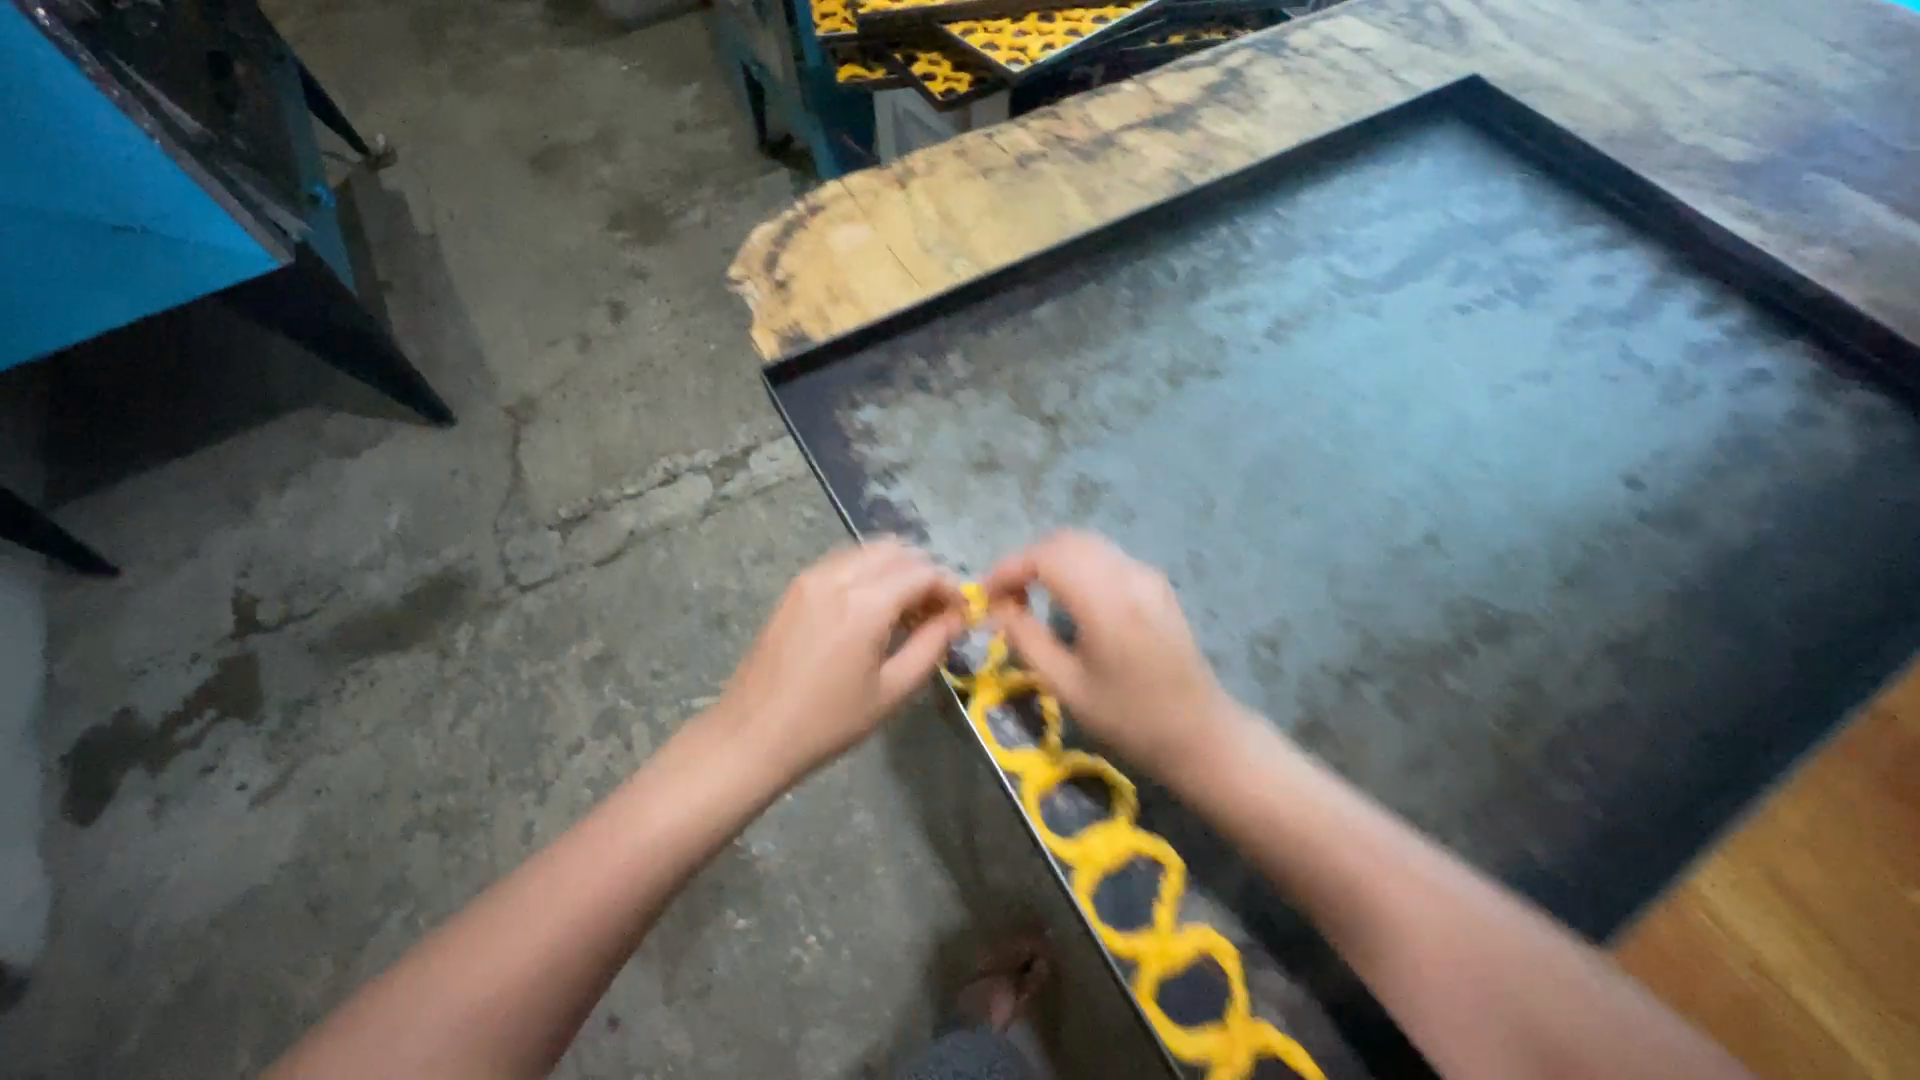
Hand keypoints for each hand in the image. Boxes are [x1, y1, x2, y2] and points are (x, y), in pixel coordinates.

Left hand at [716, 539, 963, 775]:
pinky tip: (872, 613)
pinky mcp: (795, 588)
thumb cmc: (828, 722)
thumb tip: (956, 619)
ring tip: (906, 613)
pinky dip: (868, 574)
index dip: (949, 588)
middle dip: (924, 573)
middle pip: (896, 550)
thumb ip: (930, 647)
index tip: (962, 614)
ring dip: (896, 570)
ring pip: (868, 552)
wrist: (753, 733)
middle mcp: (838, 577)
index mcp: (865, 603)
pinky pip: (844, 563)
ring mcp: (811, 578)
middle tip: (935, 612)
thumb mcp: (891, 691)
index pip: (923, 572)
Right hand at [983, 530, 1252, 781]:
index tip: (985, 596)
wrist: (1200, 733)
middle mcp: (1128, 574)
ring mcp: (1147, 576)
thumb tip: (997, 610)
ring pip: (1087, 545)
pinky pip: (1106, 558)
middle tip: (1003, 597)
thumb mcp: (1067, 686)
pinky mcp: (1156, 585)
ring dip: (1051, 560)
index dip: (1008, 569)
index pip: (1045, 556)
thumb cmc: (1129, 718)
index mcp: (1105, 600)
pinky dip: (1076, 566)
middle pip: (1066, 541)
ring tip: (1028, 596)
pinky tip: (1065, 598)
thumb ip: (1027, 640)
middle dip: (1027, 560)